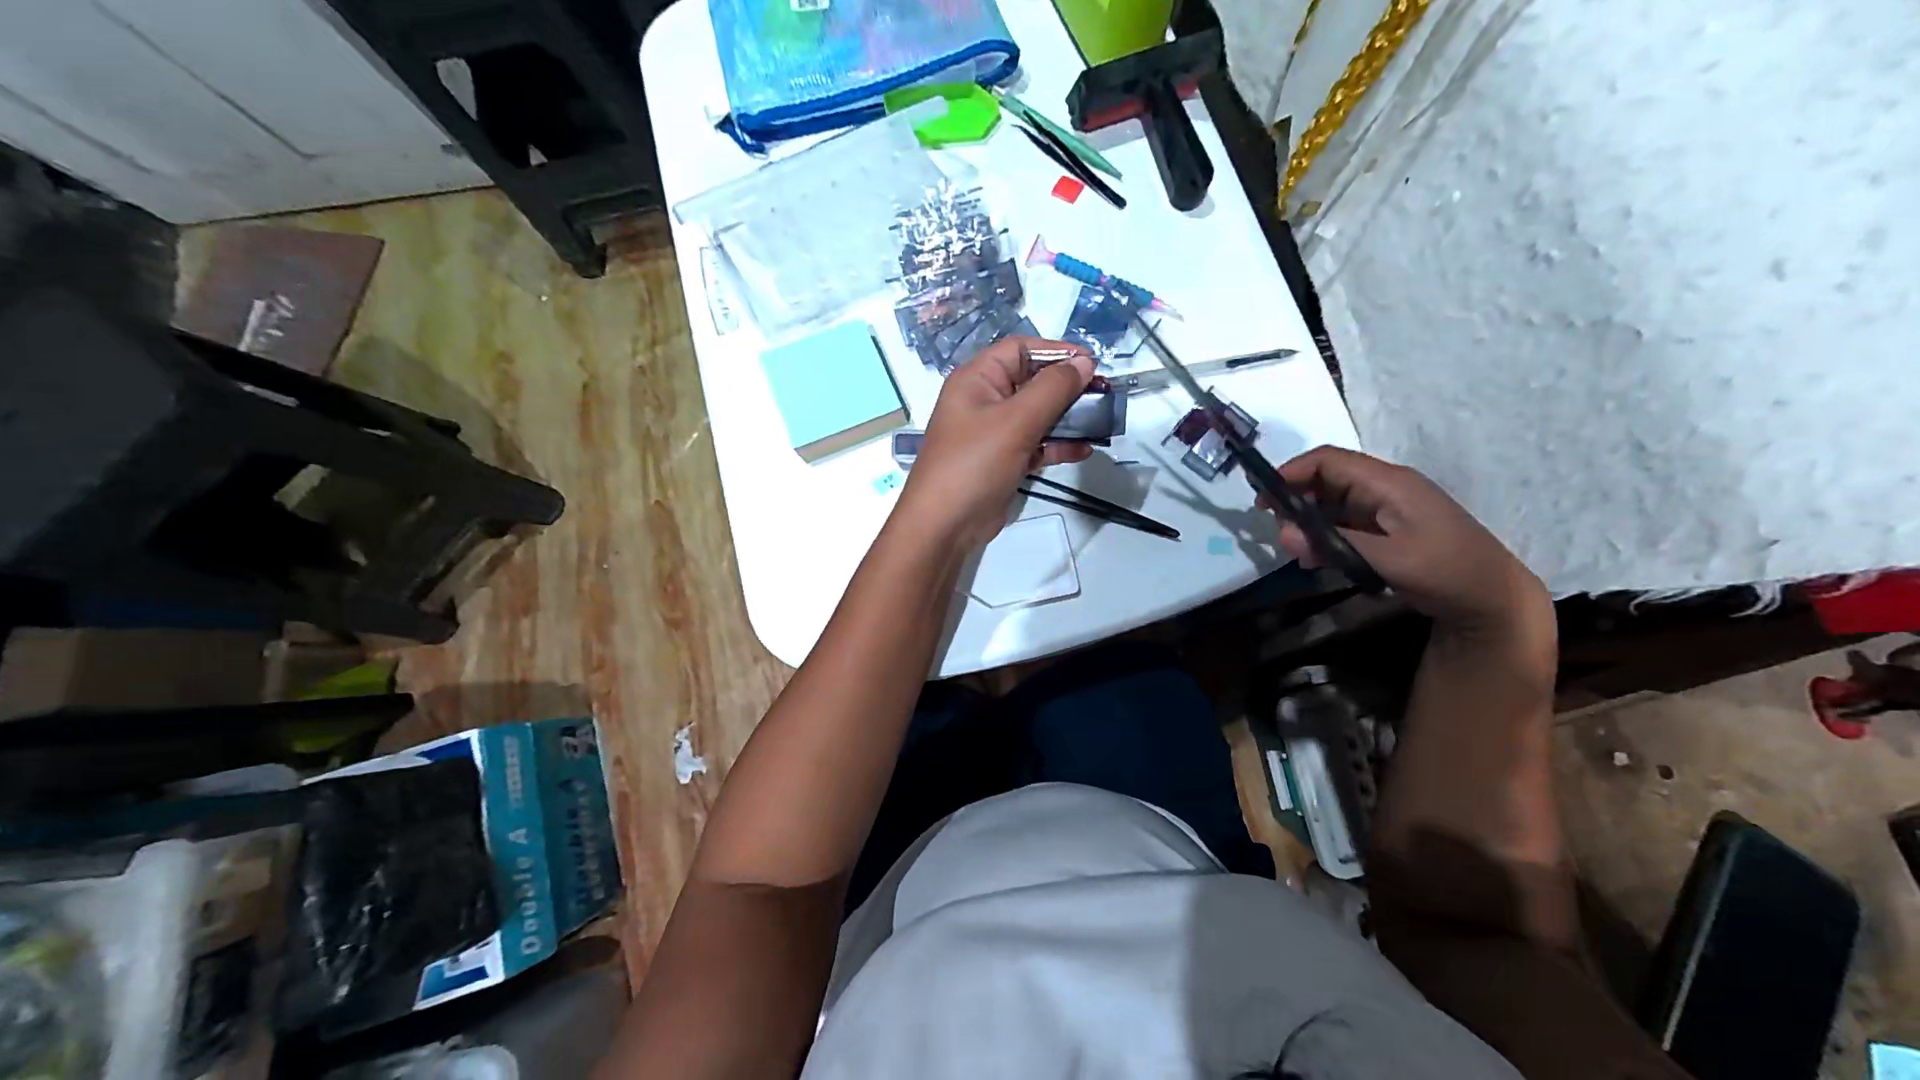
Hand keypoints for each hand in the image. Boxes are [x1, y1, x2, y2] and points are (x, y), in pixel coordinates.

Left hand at [896, 338, 1095, 552]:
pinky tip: (1084, 451)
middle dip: (1068, 387)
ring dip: (1069, 418)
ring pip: (1037, 415)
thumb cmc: (975, 464)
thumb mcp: (1016, 421)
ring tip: (1101, 423)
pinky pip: (1035, 443)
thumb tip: (1084, 363)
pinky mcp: (1003, 461)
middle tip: (1104, 395)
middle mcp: (984, 400)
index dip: (1057, 351)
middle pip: (1032, 381)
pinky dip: (1058, 445)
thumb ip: (1053, 388)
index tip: (1092, 363)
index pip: (1020, 349)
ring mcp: (993, 433)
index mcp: (977, 379)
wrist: (944, 526)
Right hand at [1263, 446, 1551, 637]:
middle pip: (1327, 479)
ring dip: (1308, 522)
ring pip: (1332, 503)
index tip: (1262, 498)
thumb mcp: (1389, 558)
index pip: (1328, 460)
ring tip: (1297, 550)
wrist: (1493, 598)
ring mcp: (1387, 509)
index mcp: (1388, 482)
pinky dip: (1324, 536)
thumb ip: (1333, 543)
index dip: (1291, 472)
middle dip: (1296, 500)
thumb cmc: (1445, 570)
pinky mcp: (1387, 530)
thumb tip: (1283, 533)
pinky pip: (1344, 523)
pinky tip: (1316, 559)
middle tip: (1279, 531)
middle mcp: (1385, 488)